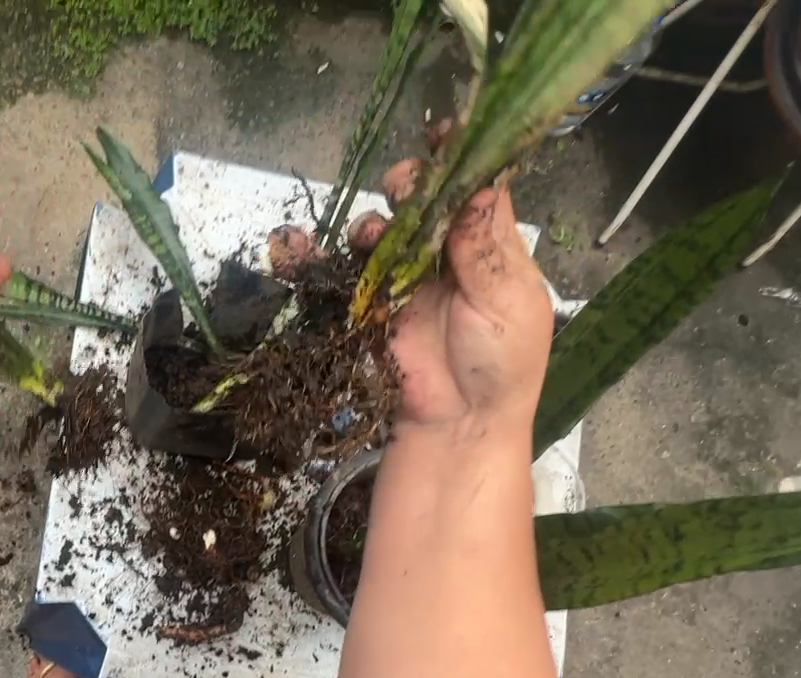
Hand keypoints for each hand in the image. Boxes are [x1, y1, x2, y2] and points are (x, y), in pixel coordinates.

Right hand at [273, 160, 552, 438]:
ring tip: (367, 235)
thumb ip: (484, 249)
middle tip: (402, 186)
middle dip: (411, 185)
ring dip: (371, 223)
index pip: (477, 188)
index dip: (462, 157)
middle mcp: (445, 254)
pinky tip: (294, 246)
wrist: (457, 422)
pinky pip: (344, 274)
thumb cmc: (500, 364)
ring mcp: (405, 280)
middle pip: (424, 203)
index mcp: (490, 246)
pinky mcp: (370, 306)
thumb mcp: (506, 303)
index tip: (445, 132)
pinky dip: (315, 258)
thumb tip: (478, 185)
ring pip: (381, 233)